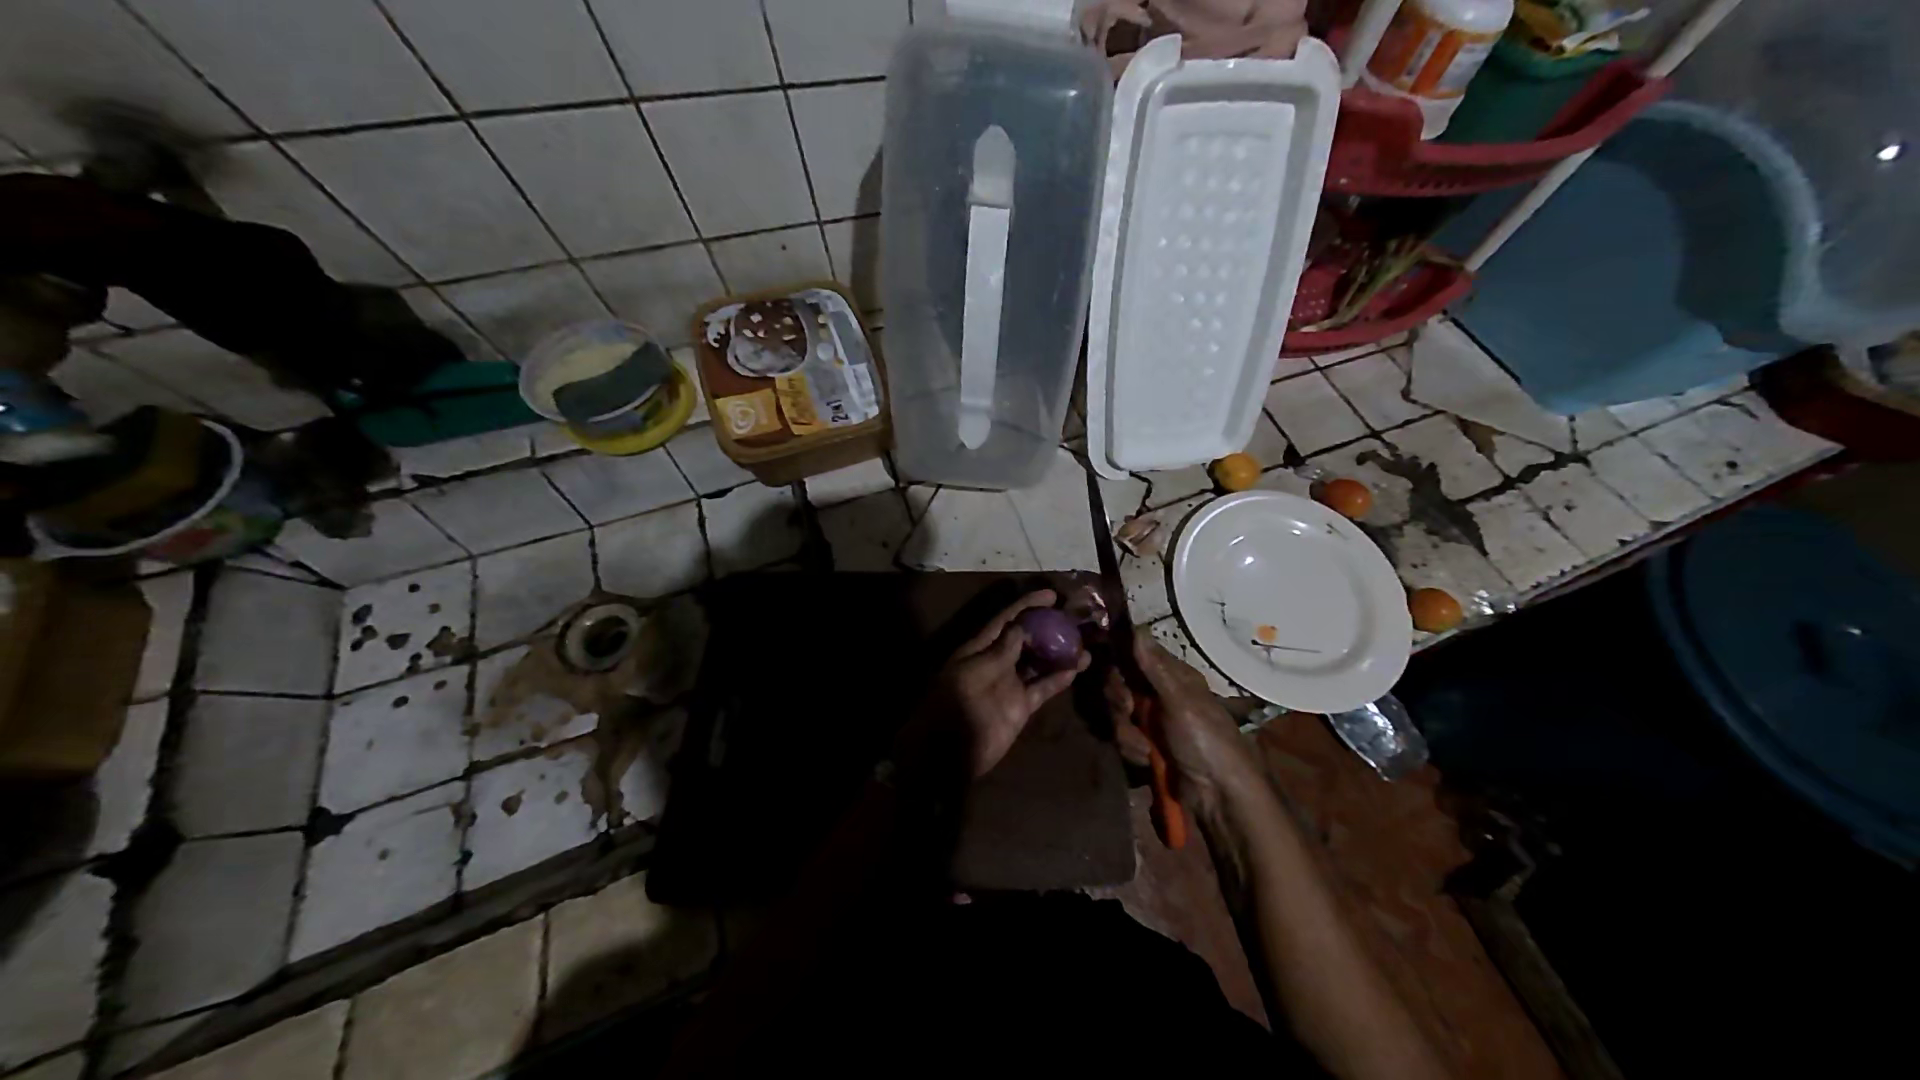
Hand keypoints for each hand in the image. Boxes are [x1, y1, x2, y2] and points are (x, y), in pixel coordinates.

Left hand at [927, 589, 1089, 777]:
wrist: (950, 750)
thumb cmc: (957, 702)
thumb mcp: (977, 669)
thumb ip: (1002, 649)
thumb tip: (1021, 627)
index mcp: (980, 648)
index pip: (1006, 620)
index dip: (1027, 606)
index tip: (1051, 595)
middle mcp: (997, 662)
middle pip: (1027, 639)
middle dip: (1048, 627)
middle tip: (1075, 617)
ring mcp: (1010, 684)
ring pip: (1039, 663)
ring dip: (1060, 653)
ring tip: (1085, 642)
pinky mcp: (1021, 706)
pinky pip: (1043, 688)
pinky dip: (1059, 678)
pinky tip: (1078, 667)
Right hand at [1105, 637, 1257, 818]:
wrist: (1217, 795)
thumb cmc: (1206, 739)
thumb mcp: (1180, 699)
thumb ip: (1154, 666)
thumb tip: (1137, 626)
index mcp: (1171, 675)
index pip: (1133, 655)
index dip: (1118, 663)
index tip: (1115, 675)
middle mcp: (1158, 693)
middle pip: (1118, 685)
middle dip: (1119, 702)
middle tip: (1130, 712)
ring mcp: (1151, 721)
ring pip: (1117, 714)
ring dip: (1126, 733)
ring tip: (1146, 748)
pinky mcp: (1145, 746)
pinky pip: (1122, 738)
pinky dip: (1131, 750)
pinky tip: (1146, 760)